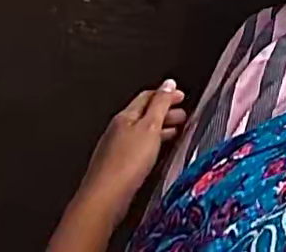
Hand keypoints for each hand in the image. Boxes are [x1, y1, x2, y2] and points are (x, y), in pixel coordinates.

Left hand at [75, 80, 188, 218]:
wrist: (103, 201)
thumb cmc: (125, 163)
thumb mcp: (150, 127)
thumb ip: (161, 104)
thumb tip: (168, 83)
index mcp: (125, 116)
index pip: (148, 96)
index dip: (166, 94)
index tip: (180, 96)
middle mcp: (117, 129)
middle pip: (144, 114)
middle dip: (165, 112)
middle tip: (182, 115)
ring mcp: (114, 149)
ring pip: (141, 132)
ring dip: (160, 129)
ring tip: (175, 133)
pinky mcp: (115, 168)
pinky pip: (137, 149)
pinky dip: (151, 145)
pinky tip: (156, 153)